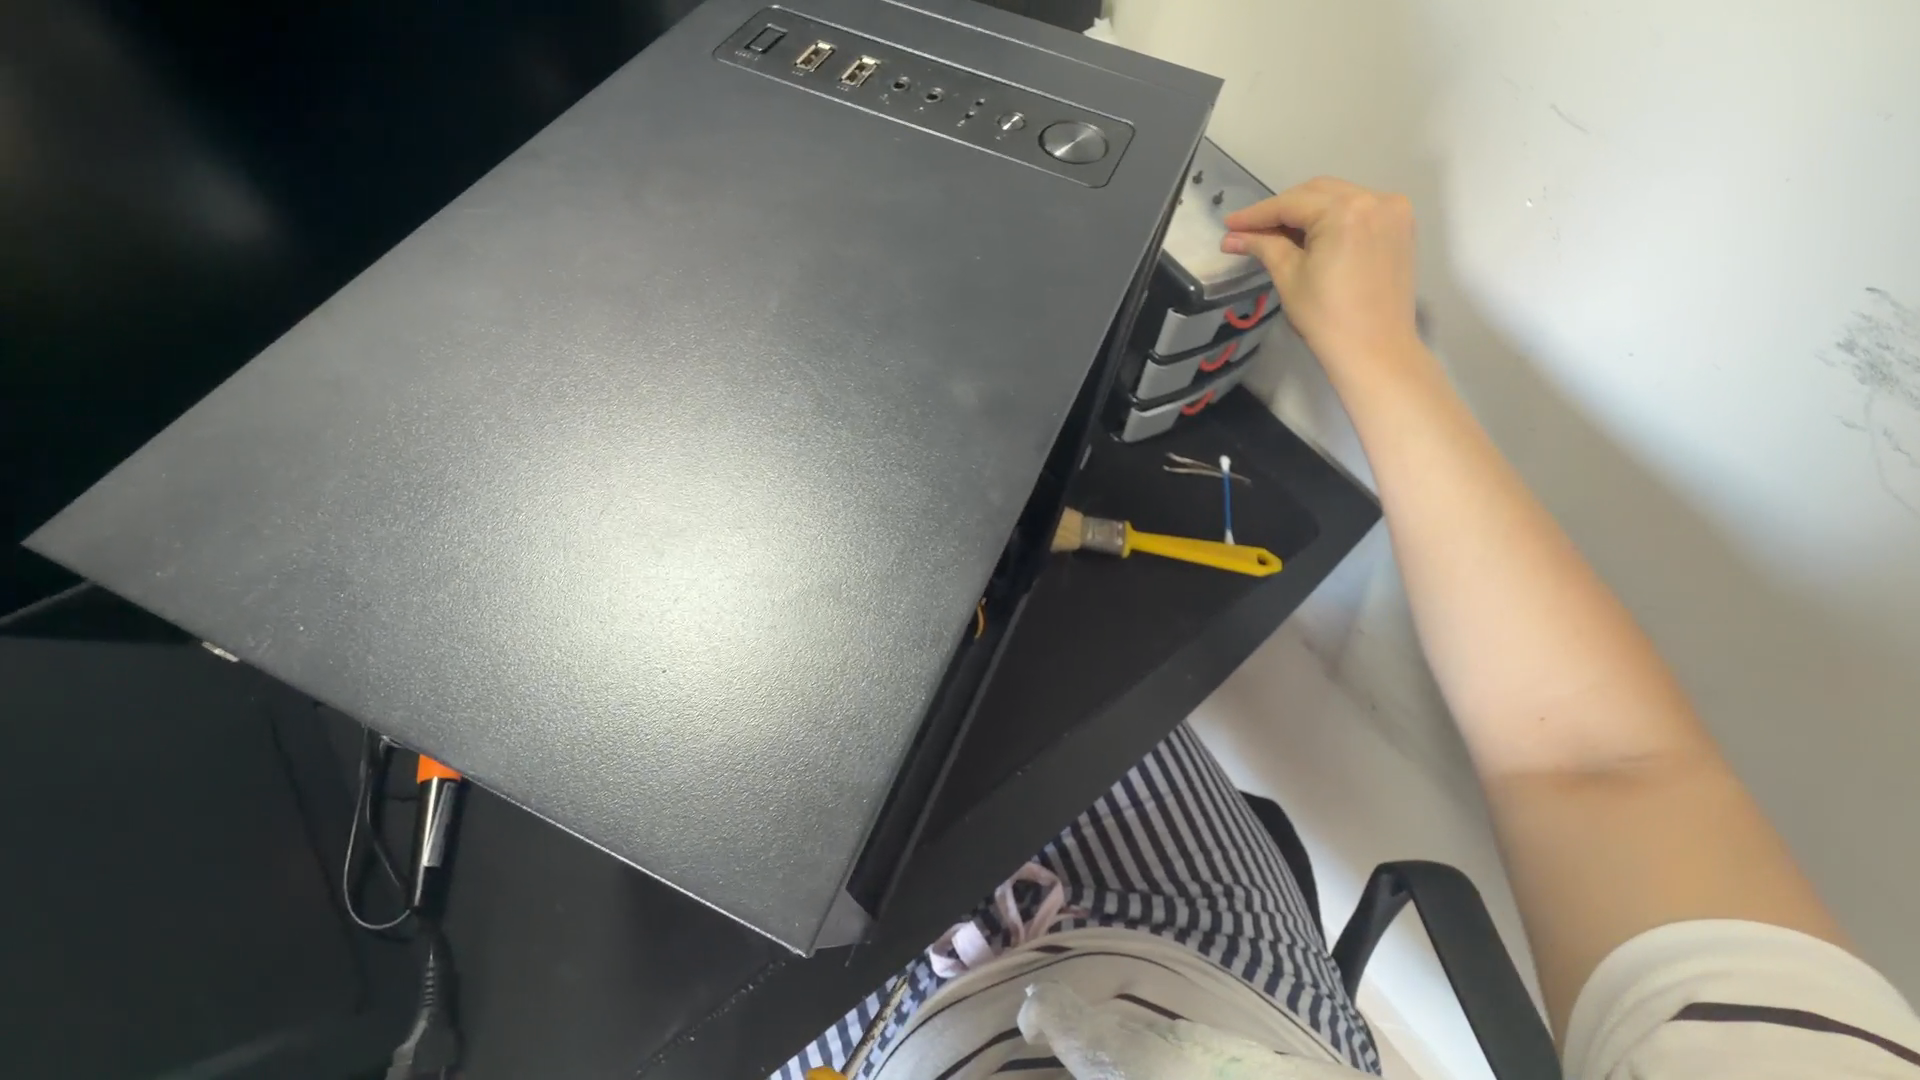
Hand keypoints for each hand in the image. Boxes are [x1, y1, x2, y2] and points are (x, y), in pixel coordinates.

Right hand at [1222, 177, 1419, 370]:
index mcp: (1345, 212)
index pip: (1291, 203)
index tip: (1228, 224)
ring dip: (1307, 210)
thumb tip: (1231, 237)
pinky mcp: (1401, 225)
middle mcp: (1374, 199)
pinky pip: (1359, 209)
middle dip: (1281, 209)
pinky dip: (1333, 217)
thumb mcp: (1289, 277)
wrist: (1375, 349)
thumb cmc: (1326, 318)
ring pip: (1338, 197)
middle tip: (1250, 229)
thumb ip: (1263, 247)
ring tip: (1278, 233)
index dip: (1256, 214)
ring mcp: (1393, 211)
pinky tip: (1313, 235)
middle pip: (1316, 192)